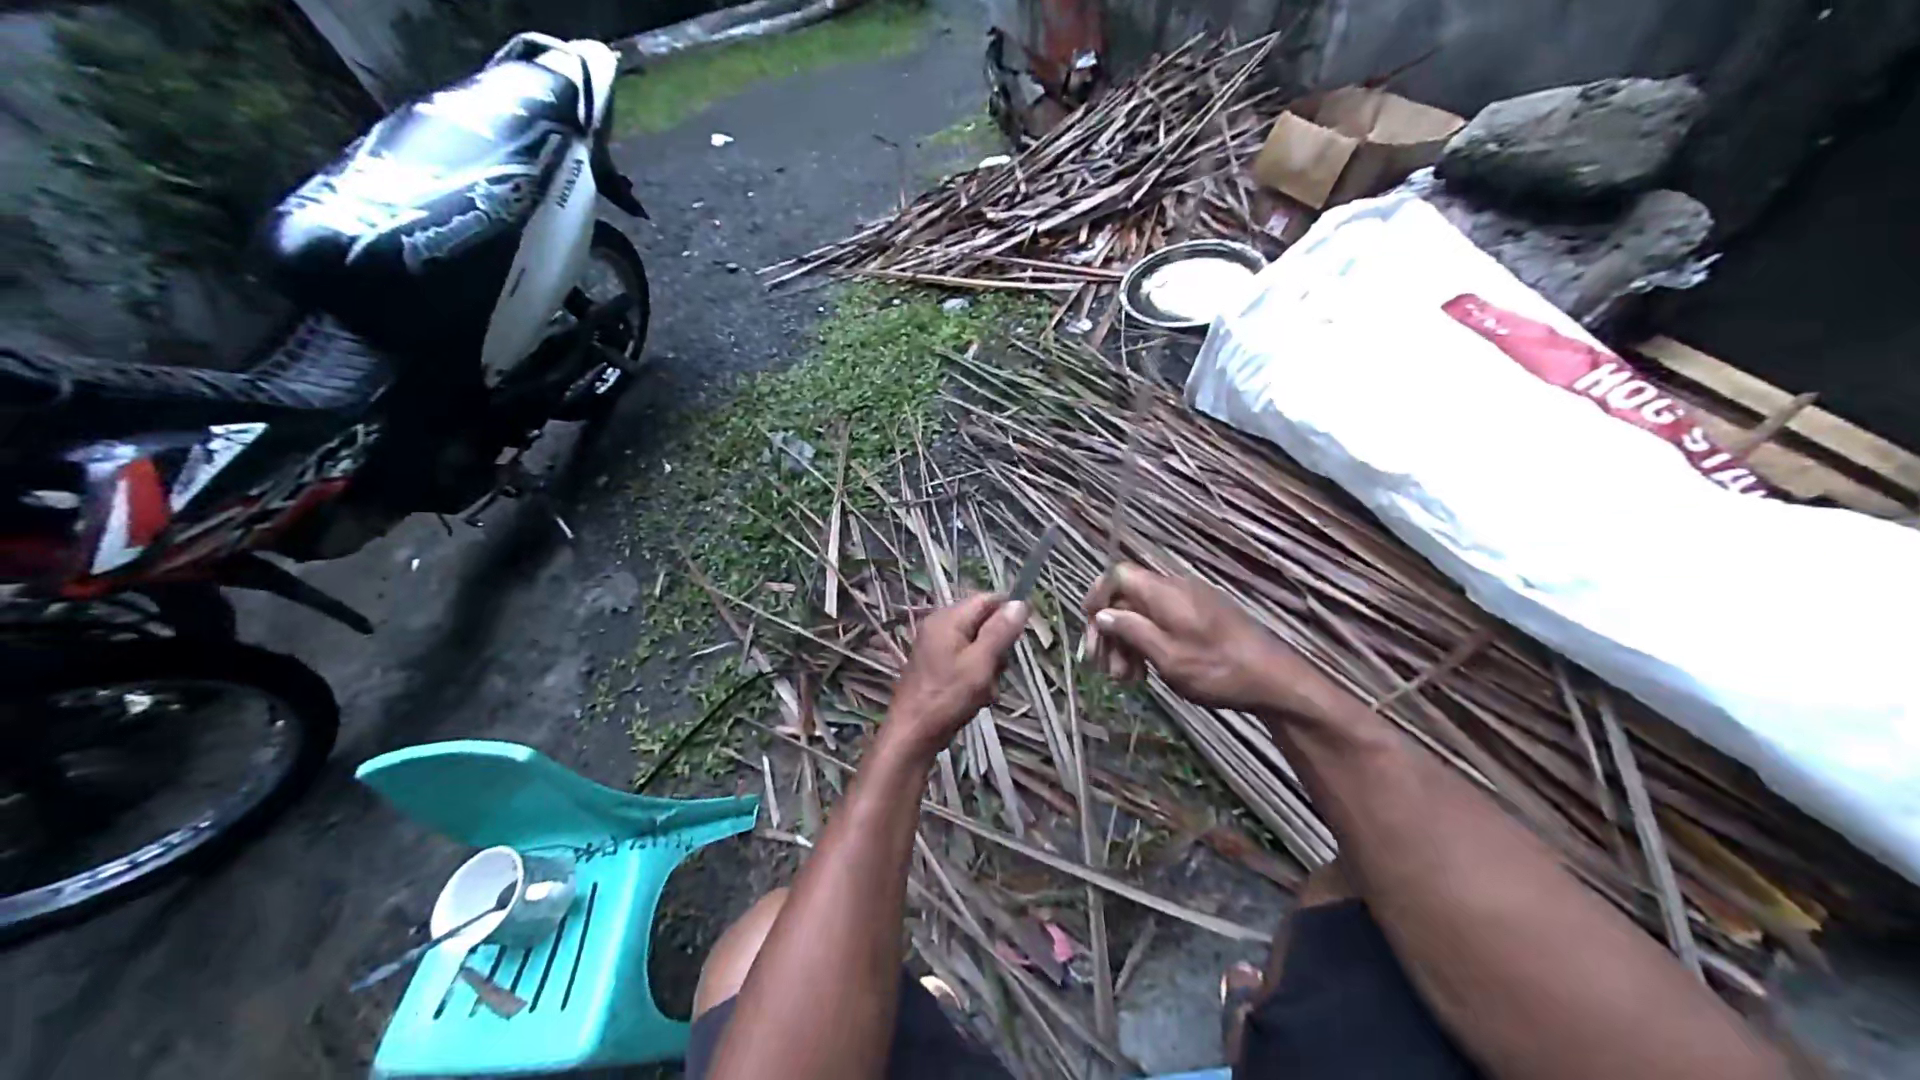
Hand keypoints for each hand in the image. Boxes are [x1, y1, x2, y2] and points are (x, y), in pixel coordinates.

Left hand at [884, 594, 1028, 759]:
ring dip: (989, 667)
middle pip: (983, 623)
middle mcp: (939, 626)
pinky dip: (976, 677)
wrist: (913, 734)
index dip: (1008, 613)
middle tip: (996, 671)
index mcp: (947, 618)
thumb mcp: (981, 662)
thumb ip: (1001, 631)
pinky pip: (966, 662)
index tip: (1020, 636)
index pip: (987, 599)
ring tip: (984, 689)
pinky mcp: (936, 666)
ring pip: (978, 646)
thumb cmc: (947, 697)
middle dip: (997, 647)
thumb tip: (1019, 602)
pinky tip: (975, 697)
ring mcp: (936, 647)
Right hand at [1082, 563, 1336, 717]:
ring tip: (1127, 679)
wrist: (1277, 681)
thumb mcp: (1167, 655)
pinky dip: (1149, 643)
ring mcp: (1192, 603)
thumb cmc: (1218, 669)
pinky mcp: (1204, 619)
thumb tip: (1102, 614)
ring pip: (1145, 614)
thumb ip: (1131, 630)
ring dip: (1128, 643)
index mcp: (1164, 592)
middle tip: (1104, 668)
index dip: (1097, 596)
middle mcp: (1176, 589)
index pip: (1118, 575)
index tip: (1089, 627)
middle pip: (1128, 598)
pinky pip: (1164, 622)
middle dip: (1111, 631)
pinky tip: (1148, 671)